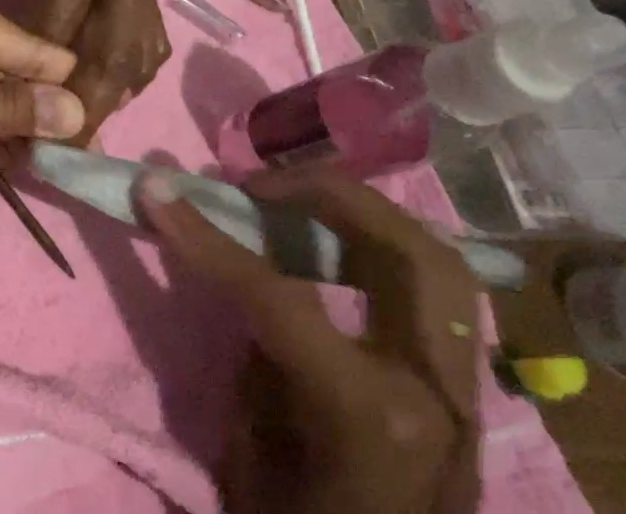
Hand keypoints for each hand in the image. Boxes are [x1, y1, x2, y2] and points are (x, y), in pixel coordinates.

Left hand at [0, 0, 174, 143]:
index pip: (58, 28)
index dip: (39, 80)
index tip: (19, 121)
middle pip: (110, 58)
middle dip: (84, 109)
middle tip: (56, 152)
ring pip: (137, 58)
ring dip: (109, 99)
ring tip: (74, 135)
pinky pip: (148, 43)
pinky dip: (128, 78)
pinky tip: (103, 98)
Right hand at [140, 169, 482, 513]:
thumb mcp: (247, 442)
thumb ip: (254, 349)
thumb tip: (240, 272)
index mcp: (366, 410)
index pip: (279, 294)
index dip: (208, 235)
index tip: (157, 192)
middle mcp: (432, 388)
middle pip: (404, 252)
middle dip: (329, 195)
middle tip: (257, 183)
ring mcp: (464, 388)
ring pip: (442, 264)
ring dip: (368, 216)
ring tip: (300, 203)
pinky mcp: (468, 389)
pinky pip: (438, 297)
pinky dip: (386, 254)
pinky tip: (337, 249)